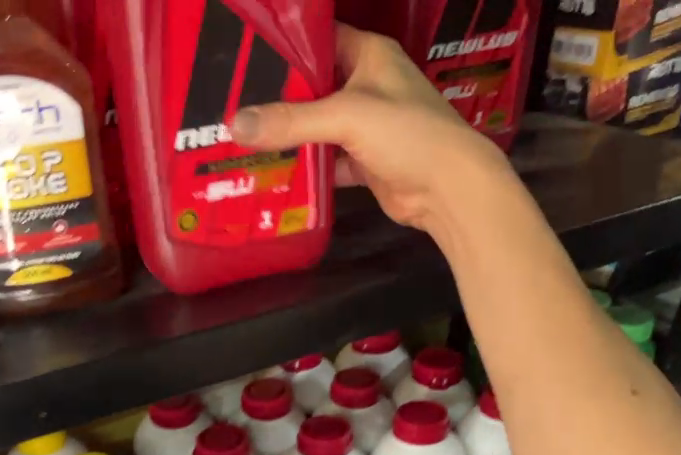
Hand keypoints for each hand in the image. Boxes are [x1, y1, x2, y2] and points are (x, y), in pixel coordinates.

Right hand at [229, 24, 516, 239]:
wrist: (448, 188)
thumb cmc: (407, 133)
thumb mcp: (346, 117)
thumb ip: (291, 120)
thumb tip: (234, 125)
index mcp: (368, 55)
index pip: (320, 39)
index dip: (286, 47)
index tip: (245, 60)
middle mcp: (366, 86)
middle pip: (313, 86)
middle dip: (277, 98)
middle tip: (233, 105)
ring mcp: (365, 127)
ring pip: (317, 127)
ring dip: (288, 136)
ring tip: (243, 140)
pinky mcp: (363, 162)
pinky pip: (325, 161)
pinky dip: (305, 169)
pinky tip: (273, 173)